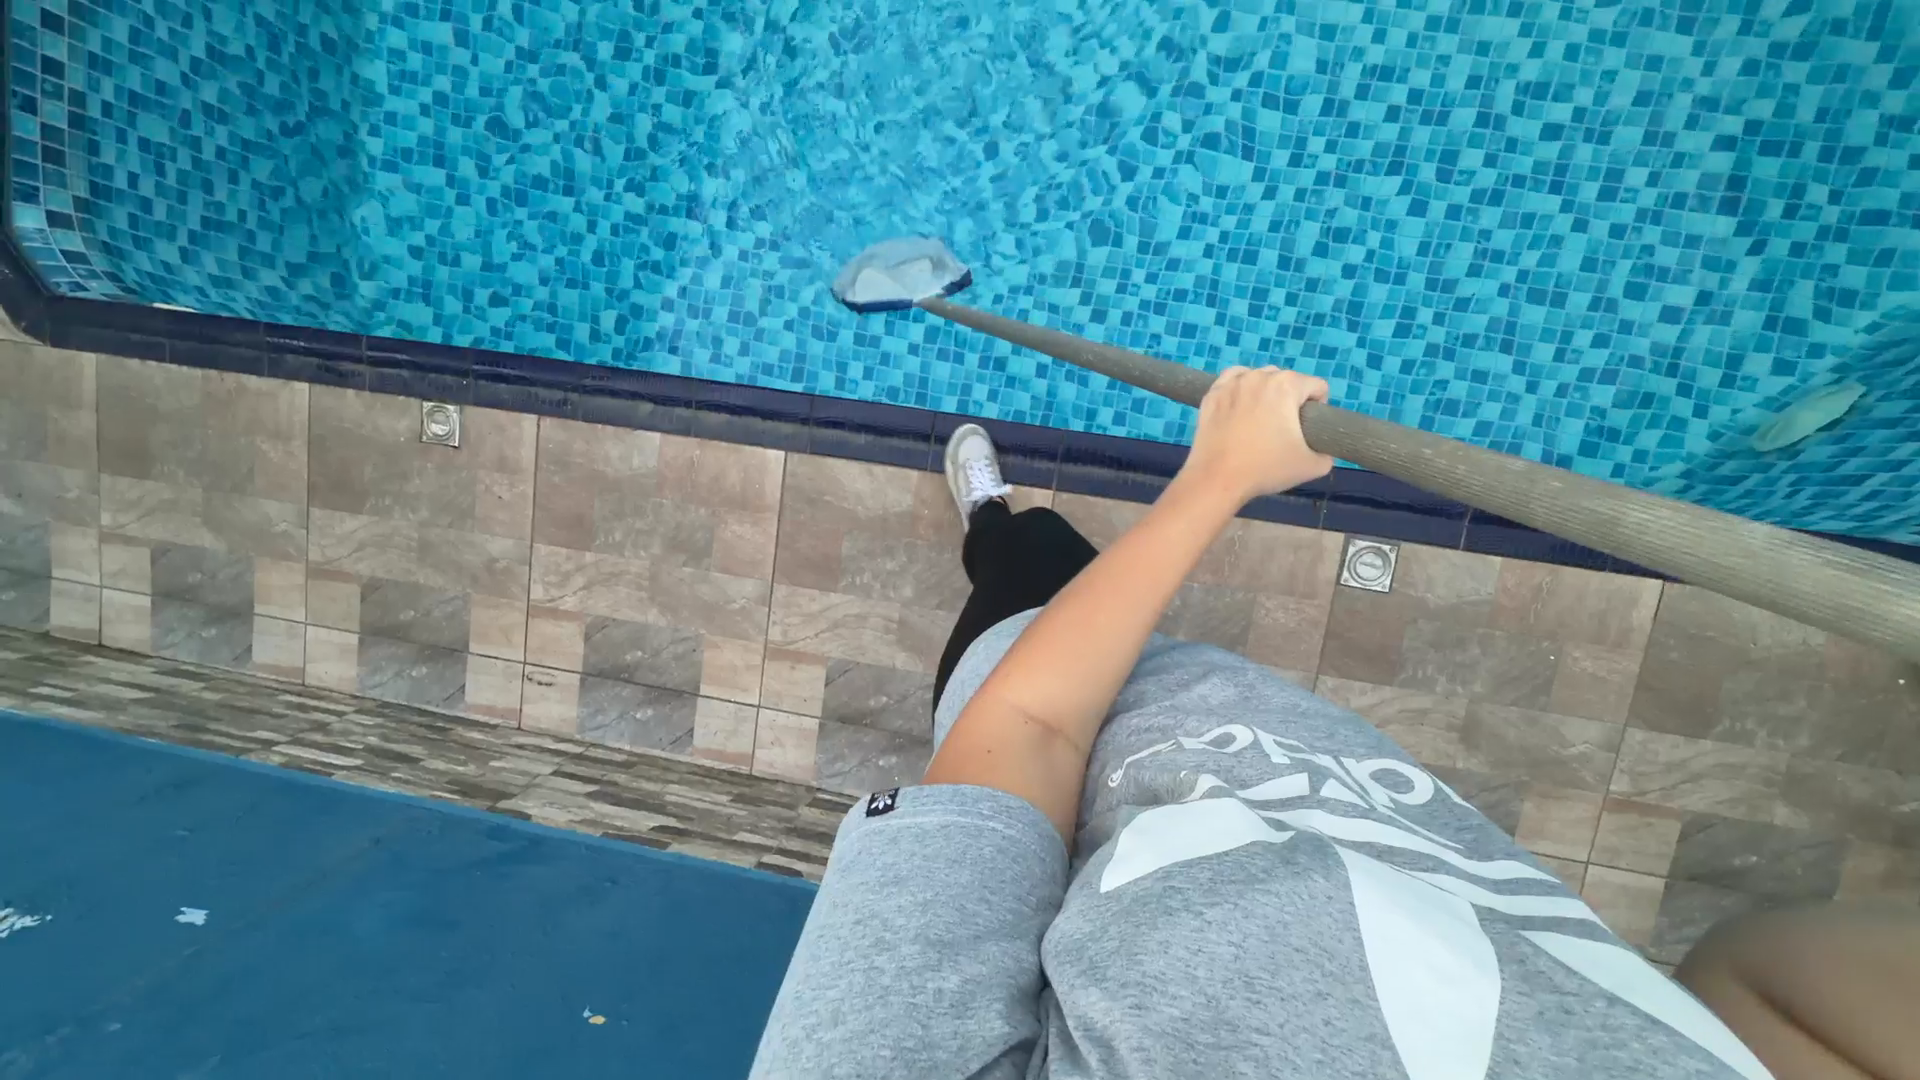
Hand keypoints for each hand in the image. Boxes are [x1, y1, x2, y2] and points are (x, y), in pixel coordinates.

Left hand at [1179, 365, 1333, 505]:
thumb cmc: (1265, 469)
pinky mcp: (1211, 395)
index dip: (1319, 406)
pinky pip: (1231, 381)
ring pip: (1258, 378)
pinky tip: (1240, 406)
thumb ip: (1327, 453)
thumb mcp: (1312, 466)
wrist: (1216, 479)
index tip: (1308, 427)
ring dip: (1265, 392)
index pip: (1317, 386)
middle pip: (1286, 380)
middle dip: (1290, 399)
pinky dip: (1239, 389)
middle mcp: (1259, 376)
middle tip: (1282, 427)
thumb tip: (1324, 451)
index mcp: (1287, 385)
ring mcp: (1231, 383)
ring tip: (1261, 417)